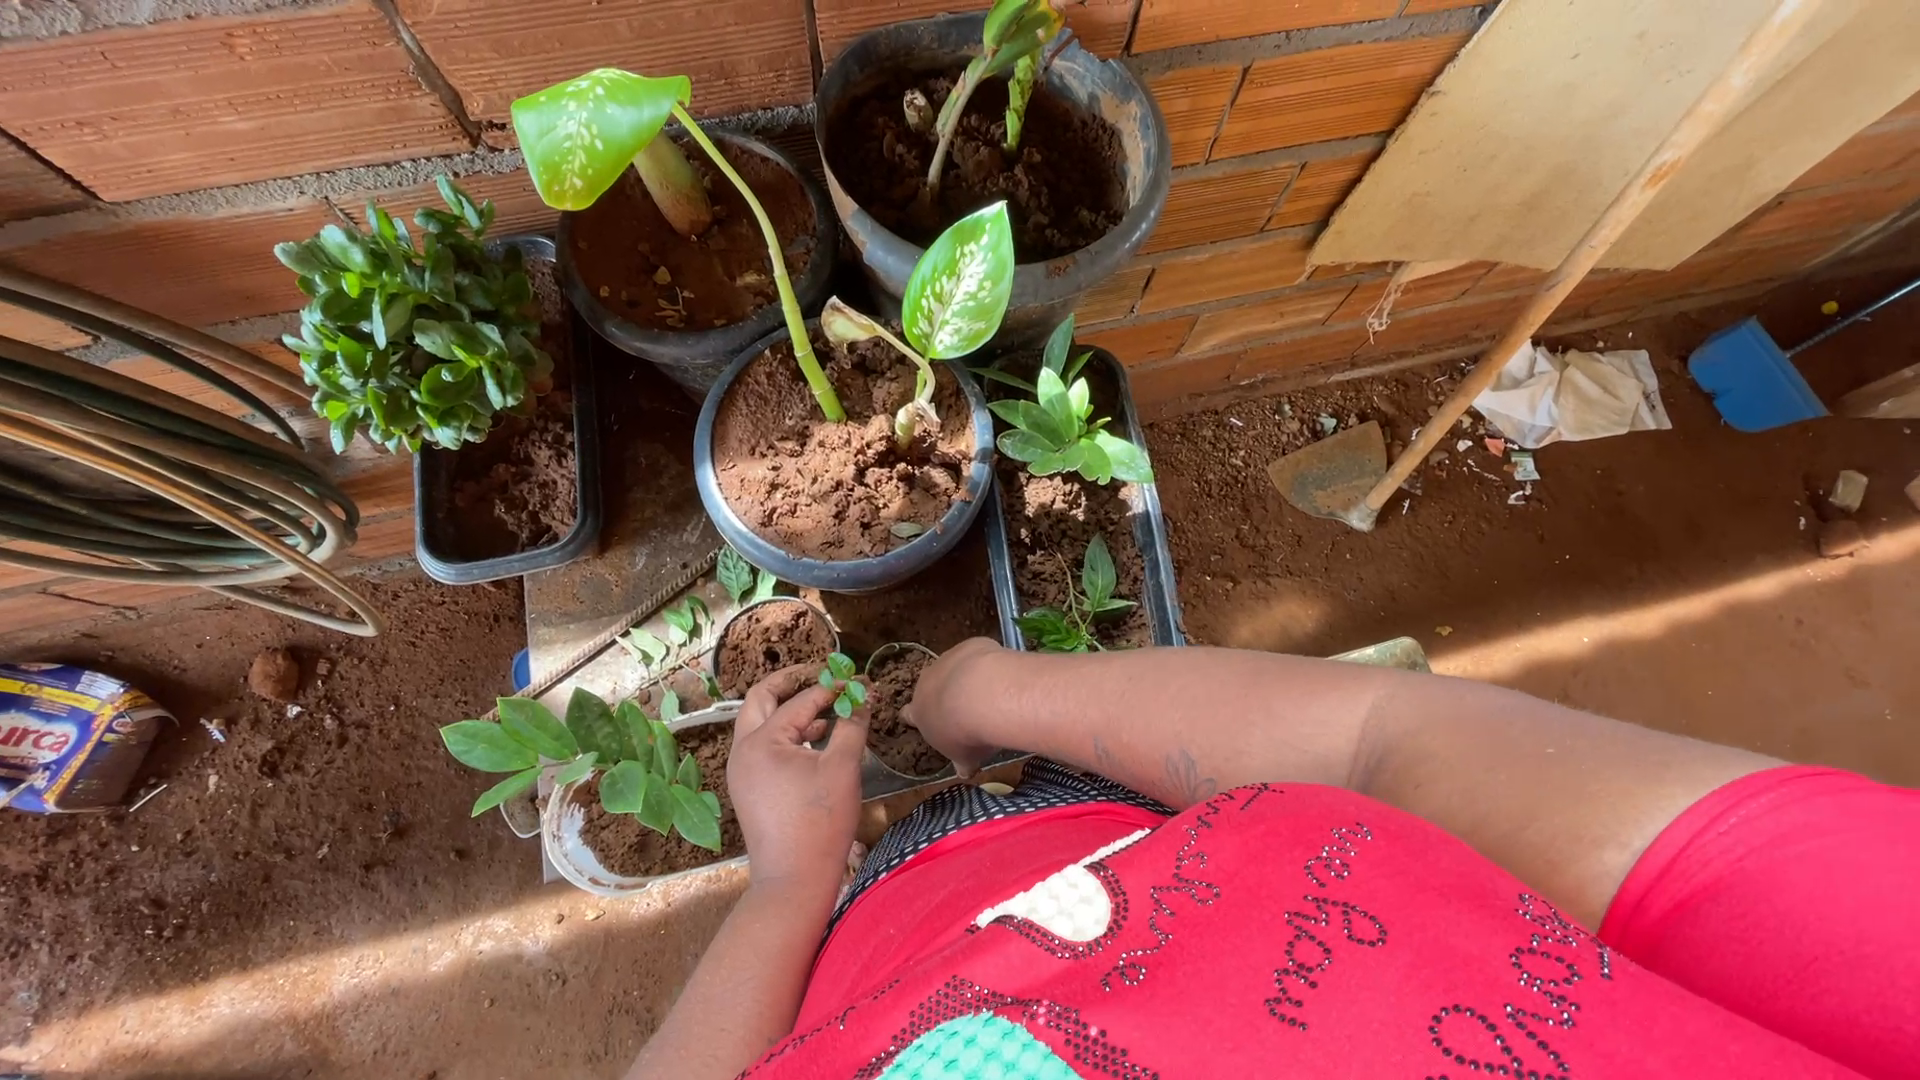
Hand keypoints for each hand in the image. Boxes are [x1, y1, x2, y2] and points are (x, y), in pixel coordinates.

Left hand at [728, 664, 867, 894]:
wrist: (793, 881)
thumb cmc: (820, 822)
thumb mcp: (843, 767)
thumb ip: (852, 725)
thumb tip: (861, 697)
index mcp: (762, 741)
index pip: (802, 700)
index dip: (833, 687)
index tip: (859, 681)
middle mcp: (743, 750)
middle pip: (761, 699)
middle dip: (791, 682)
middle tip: (822, 675)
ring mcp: (741, 770)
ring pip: (759, 722)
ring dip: (789, 709)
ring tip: (825, 708)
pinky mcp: (748, 787)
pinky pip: (763, 746)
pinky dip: (786, 734)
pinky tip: (815, 740)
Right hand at [904, 637, 1005, 777]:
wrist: (982, 696)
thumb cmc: (966, 734)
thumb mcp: (963, 756)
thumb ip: (962, 761)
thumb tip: (965, 772)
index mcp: (920, 711)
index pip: (910, 714)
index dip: (918, 716)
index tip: (931, 719)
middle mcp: (928, 681)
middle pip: (932, 686)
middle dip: (948, 695)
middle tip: (968, 709)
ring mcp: (948, 659)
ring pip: (956, 668)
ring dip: (968, 678)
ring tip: (990, 693)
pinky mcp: (969, 645)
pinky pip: (977, 654)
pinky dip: (986, 663)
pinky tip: (1001, 675)